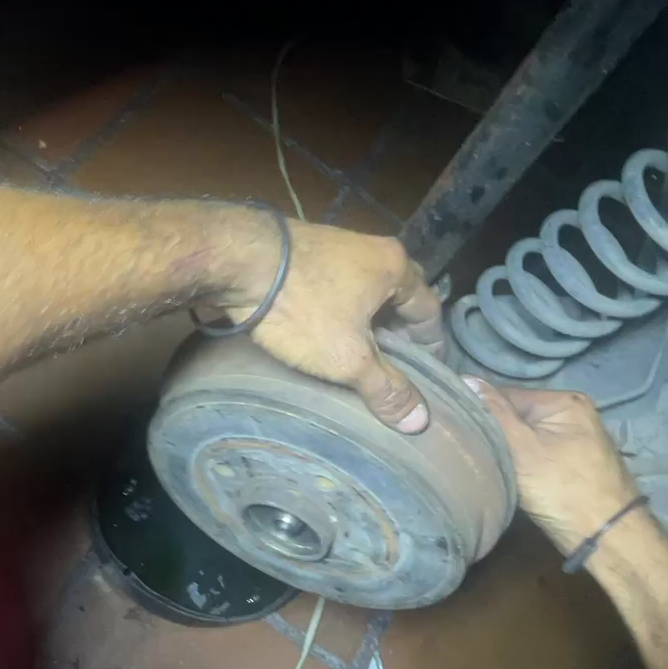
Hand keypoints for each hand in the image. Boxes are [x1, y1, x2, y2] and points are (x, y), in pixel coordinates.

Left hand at [215, 219, 446, 432]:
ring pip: (362, 296)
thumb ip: (385, 388)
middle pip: (396, 301)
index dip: (431, 348)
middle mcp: (371, 249)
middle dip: (396, 337)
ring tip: (354, 361)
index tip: (424, 377)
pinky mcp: (302, 255)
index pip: (429, 311)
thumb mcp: (349, 358)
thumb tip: (419, 421)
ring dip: (363, 326)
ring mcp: (334, 247)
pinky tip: (321, 338)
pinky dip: (336, 315)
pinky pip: (332, 291)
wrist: (237, 262)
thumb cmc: (302, 309)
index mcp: (396, 266)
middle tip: (389, 372)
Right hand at [462, 379, 642, 553]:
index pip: (504, 395)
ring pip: (520, 436)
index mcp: (562, 401)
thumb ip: (493, 412)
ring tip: (481, 460)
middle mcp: (570, 413)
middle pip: (513, 415)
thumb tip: (465, 379)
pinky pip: (531, 451)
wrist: (603, 535)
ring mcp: (572, 438)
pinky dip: (515, 460)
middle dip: (490, 431)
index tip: (453, 429)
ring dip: (501, 448)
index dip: (477, 411)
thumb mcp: (521, 447)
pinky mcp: (569, 461)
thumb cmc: (561, 487)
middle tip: (466, 448)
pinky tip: (503, 471)